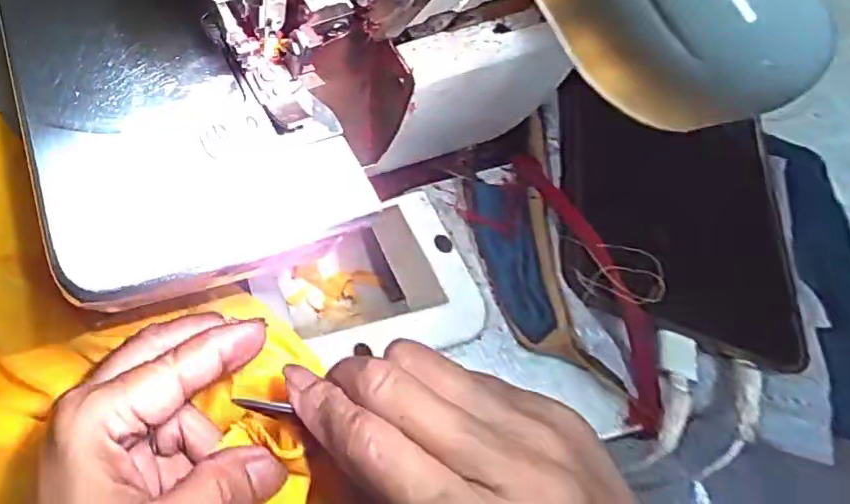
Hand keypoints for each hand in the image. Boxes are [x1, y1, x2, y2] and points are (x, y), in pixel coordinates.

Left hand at [39, 313, 290, 503]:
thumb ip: (218, 488)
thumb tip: (269, 462)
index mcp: (92, 414)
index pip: (166, 367)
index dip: (216, 347)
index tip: (254, 327)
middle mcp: (87, 407)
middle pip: (154, 361)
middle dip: (201, 354)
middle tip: (245, 338)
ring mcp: (92, 429)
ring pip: (160, 403)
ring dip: (200, 429)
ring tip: (234, 471)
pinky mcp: (101, 454)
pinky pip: (153, 433)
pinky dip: (186, 449)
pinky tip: (210, 473)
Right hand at [284, 340, 629, 503]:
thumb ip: (378, 491)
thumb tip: (325, 426)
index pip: (373, 441)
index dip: (322, 408)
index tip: (292, 387)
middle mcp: (515, 470)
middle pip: (389, 383)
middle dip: (344, 381)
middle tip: (333, 397)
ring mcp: (541, 432)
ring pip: (418, 358)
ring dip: (385, 373)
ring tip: (384, 401)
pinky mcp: (557, 412)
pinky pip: (463, 369)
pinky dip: (436, 386)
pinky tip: (444, 417)